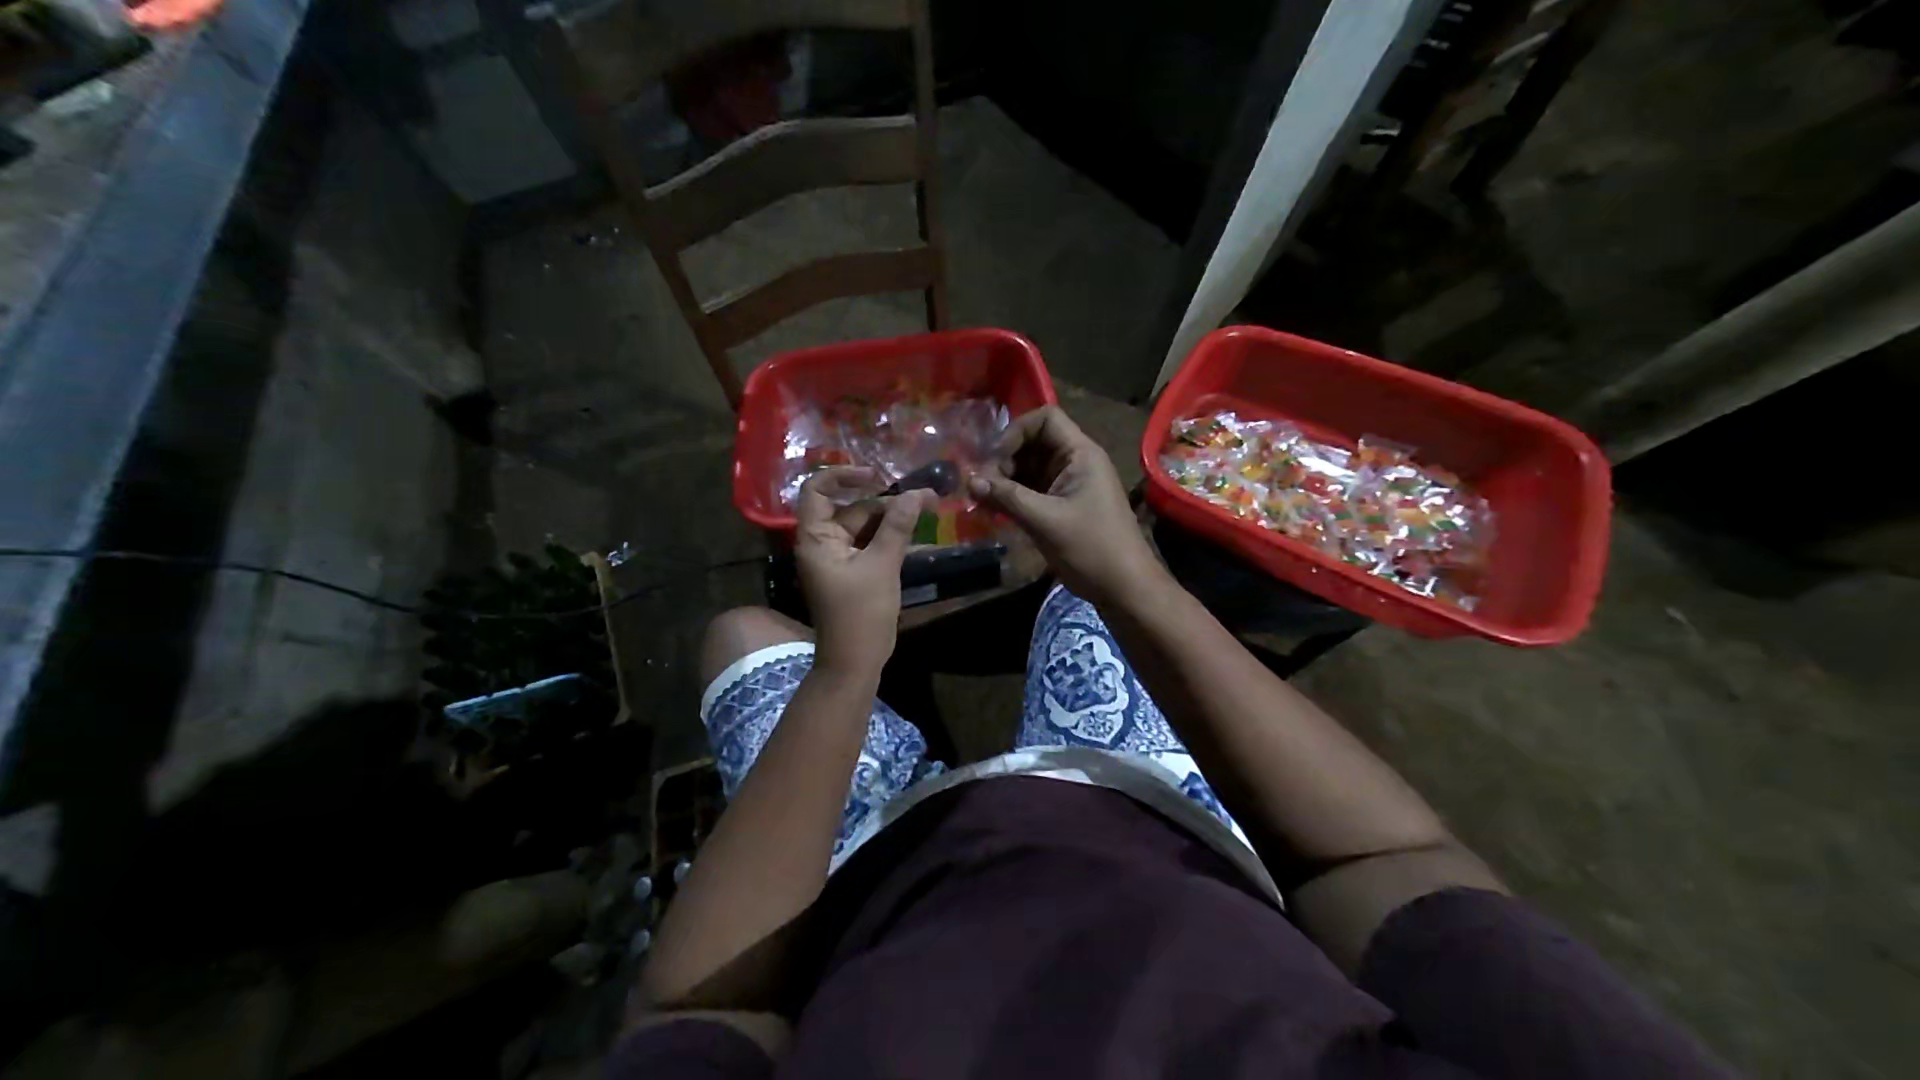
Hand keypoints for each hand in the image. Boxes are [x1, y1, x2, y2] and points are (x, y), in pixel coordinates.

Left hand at [795, 467, 932, 676]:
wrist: (855, 661)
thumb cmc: (861, 613)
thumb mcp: (882, 565)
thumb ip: (897, 526)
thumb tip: (916, 493)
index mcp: (815, 538)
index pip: (817, 490)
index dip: (843, 476)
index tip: (877, 477)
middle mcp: (822, 543)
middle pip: (850, 508)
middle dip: (884, 501)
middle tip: (924, 497)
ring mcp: (838, 558)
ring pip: (864, 526)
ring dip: (892, 519)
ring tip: (927, 510)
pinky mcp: (853, 571)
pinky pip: (870, 544)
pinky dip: (890, 538)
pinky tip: (918, 534)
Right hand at [968, 406, 1161, 605]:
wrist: (1125, 588)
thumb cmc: (1092, 549)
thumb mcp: (1045, 521)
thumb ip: (1007, 497)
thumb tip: (969, 481)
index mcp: (1081, 454)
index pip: (1045, 418)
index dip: (1016, 431)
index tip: (995, 460)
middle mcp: (1076, 462)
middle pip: (1034, 442)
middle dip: (1005, 458)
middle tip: (983, 485)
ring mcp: (1070, 485)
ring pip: (1030, 468)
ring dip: (1006, 479)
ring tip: (982, 499)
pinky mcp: (1064, 507)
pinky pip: (1034, 490)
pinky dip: (1014, 496)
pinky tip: (993, 509)